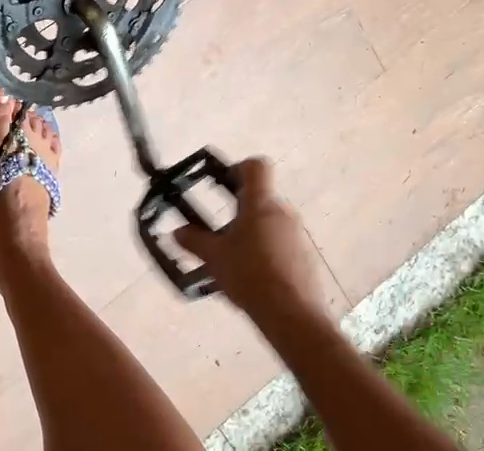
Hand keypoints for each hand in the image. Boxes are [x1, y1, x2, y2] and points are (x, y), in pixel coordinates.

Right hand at [172, 158, 325, 321]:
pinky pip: (281, 243)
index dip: (238, 168)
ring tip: (233, 256)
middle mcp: (284, 213)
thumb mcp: (213, 256)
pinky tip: (252, 275)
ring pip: (270, 222)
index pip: (256, 166)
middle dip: (239, 207)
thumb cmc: (250, 275)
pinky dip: (266, 251)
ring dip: (252, 231)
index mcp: (261, 204)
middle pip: (261, 197)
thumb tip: (177, 231)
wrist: (294, 317)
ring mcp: (298, 236)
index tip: (222, 183)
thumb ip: (193, 240)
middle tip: (218, 227)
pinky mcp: (306, 259)